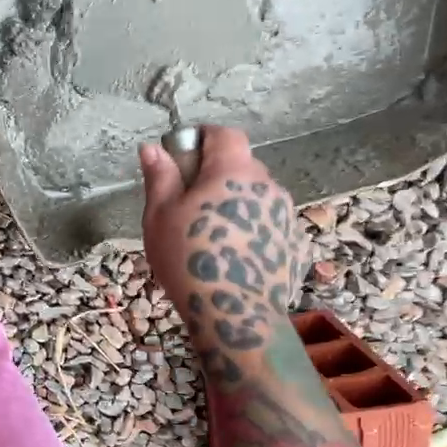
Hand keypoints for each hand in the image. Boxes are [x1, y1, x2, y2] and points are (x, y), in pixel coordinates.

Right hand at [139, 127, 307, 352]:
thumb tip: (152, 148)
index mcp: (233, 172)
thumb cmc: (186, 255)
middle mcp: (267, 186)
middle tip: (182, 201)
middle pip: (240, 164)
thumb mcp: (159, 214)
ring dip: (230, 200)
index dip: (201, 137)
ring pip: (253, 194)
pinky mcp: (293, 241)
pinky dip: (246, 224)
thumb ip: (159, 177)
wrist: (233, 311)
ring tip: (203, 231)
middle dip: (212, 172)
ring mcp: (285, 215)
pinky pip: (265, 220)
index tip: (179, 155)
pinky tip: (226, 251)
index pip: (225, 134)